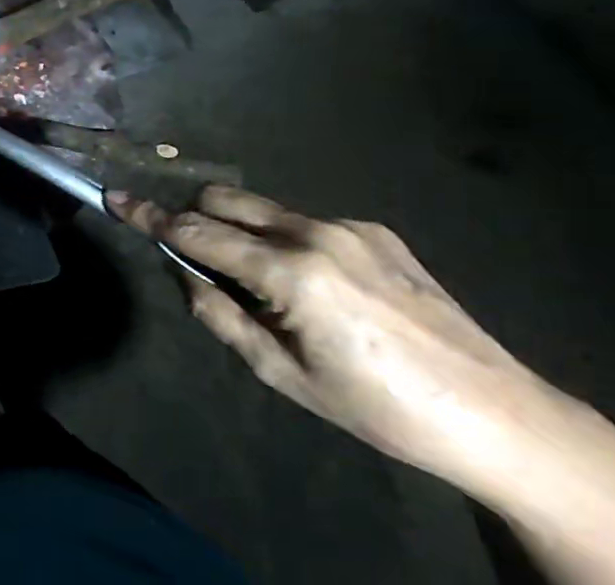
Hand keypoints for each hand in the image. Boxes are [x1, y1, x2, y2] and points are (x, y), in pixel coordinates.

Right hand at [107, 186, 558, 492]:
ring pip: (261, 207)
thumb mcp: (280, 372)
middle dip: (193, 217)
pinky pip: (302, 221)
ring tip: (262, 282)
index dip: (148, 217)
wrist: (501, 417)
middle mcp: (315, 233)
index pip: (195, 232)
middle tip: (193, 258)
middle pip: (223, 200)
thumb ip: (218, 314)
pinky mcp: (377, 231)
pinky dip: (281, 238)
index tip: (113, 198)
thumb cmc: (378, 407)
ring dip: (238, 229)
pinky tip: (313, 285)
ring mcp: (350, 227)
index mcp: (289, 272)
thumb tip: (185, 274)